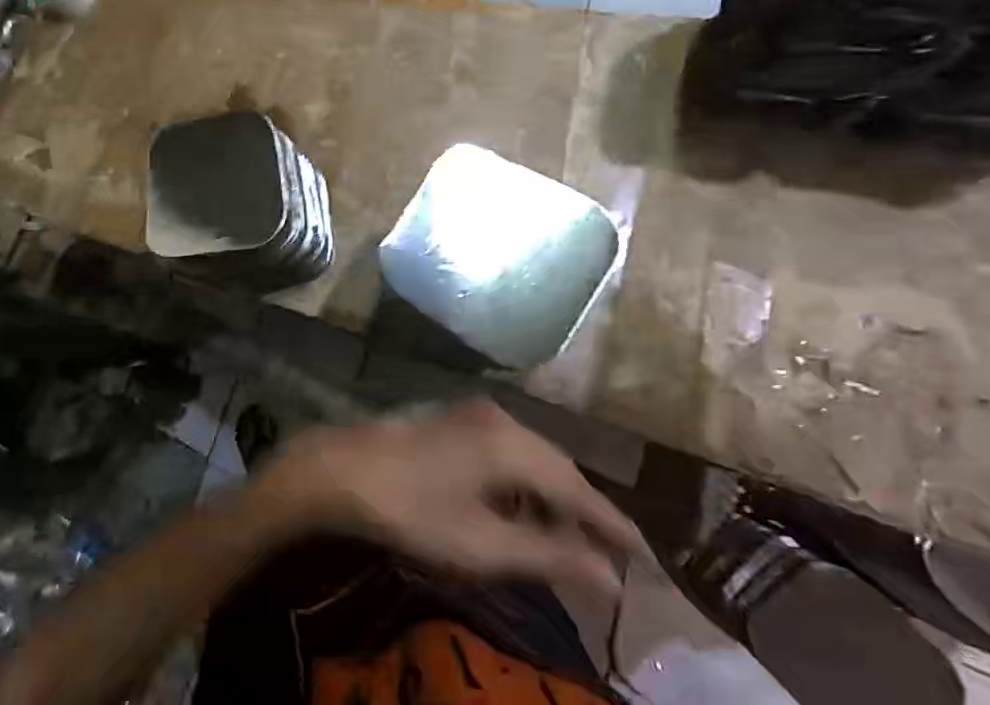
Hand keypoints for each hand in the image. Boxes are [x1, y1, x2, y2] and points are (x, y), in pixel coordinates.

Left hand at [252, 399, 644, 595]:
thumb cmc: (413, 510)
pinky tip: (520, 509)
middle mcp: (502, 419)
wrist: (341, 469)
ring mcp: (476, 414)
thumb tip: (611, 576)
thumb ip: (551, 556)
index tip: (648, 557)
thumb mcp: (484, 544)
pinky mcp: (456, 421)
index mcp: (514, 445)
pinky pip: (509, 451)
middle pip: (559, 467)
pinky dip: (524, 482)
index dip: (614, 524)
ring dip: (553, 496)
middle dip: (585, 510)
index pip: (580, 488)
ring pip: (534, 457)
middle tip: (611, 553)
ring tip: (569, 539)